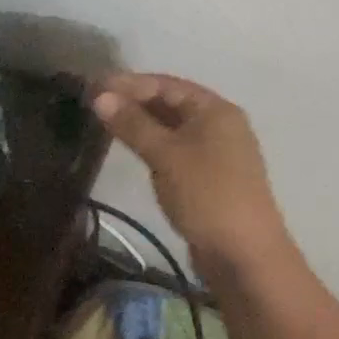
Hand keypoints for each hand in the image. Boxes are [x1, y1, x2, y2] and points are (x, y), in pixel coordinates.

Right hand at [93, 73, 291, 262]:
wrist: (243, 254)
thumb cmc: (206, 195)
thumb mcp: (166, 155)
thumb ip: (133, 124)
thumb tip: (100, 96)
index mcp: (216, 110)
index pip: (167, 84)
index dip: (130, 83)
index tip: (94, 87)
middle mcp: (220, 125)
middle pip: (171, 103)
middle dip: (134, 102)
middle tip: (94, 104)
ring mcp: (217, 153)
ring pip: (173, 129)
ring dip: (142, 124)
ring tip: (106, 124)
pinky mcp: (209, 178)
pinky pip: (176, 151)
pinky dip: (153, 146)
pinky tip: (132, 151)